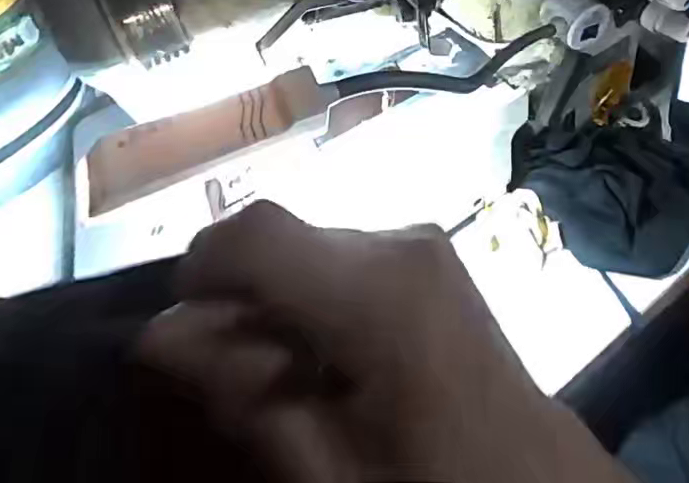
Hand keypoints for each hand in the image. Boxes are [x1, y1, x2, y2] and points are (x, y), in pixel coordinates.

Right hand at [137, 201, 630, 482]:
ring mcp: (422, 238)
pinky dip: (317, 291)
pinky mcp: (431, 249)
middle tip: (231, 376)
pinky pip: (348, 254)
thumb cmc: (426, 480)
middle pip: (285, 236)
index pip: (260, 231)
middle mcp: (401, 240)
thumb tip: (162, 333)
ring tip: (286, 372)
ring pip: (313, 244)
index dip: (201, 270)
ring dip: (278, 295)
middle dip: (238, 294)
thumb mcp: (323, 467)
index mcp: (377, 288)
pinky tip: (329, 352)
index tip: (178, 338)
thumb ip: (243, 391)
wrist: (526, 466)